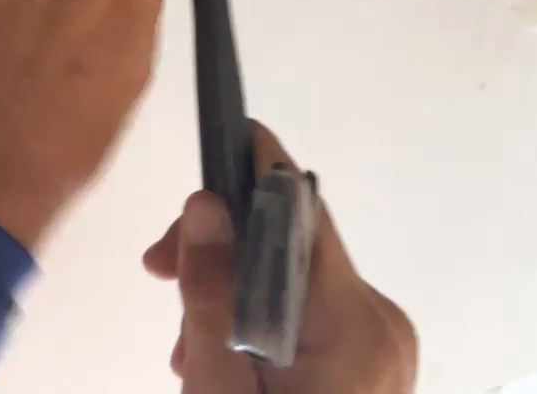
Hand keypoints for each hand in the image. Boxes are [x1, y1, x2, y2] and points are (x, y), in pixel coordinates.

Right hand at [143, 123, 416, 392]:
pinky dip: (253, 310)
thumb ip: (211, 295)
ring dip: (228, 281)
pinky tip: (219, 349)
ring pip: (287, 271)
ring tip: (183, 340)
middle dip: (216, 242)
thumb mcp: (219, 388)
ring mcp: (378, 344)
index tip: (195, 164)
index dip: (248, 164)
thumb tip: (205, 201)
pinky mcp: (366, 362)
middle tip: (156, 269)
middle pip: (285, 237)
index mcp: (356, 322)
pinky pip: (301, 306)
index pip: (298, 205)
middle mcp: (379, 320)